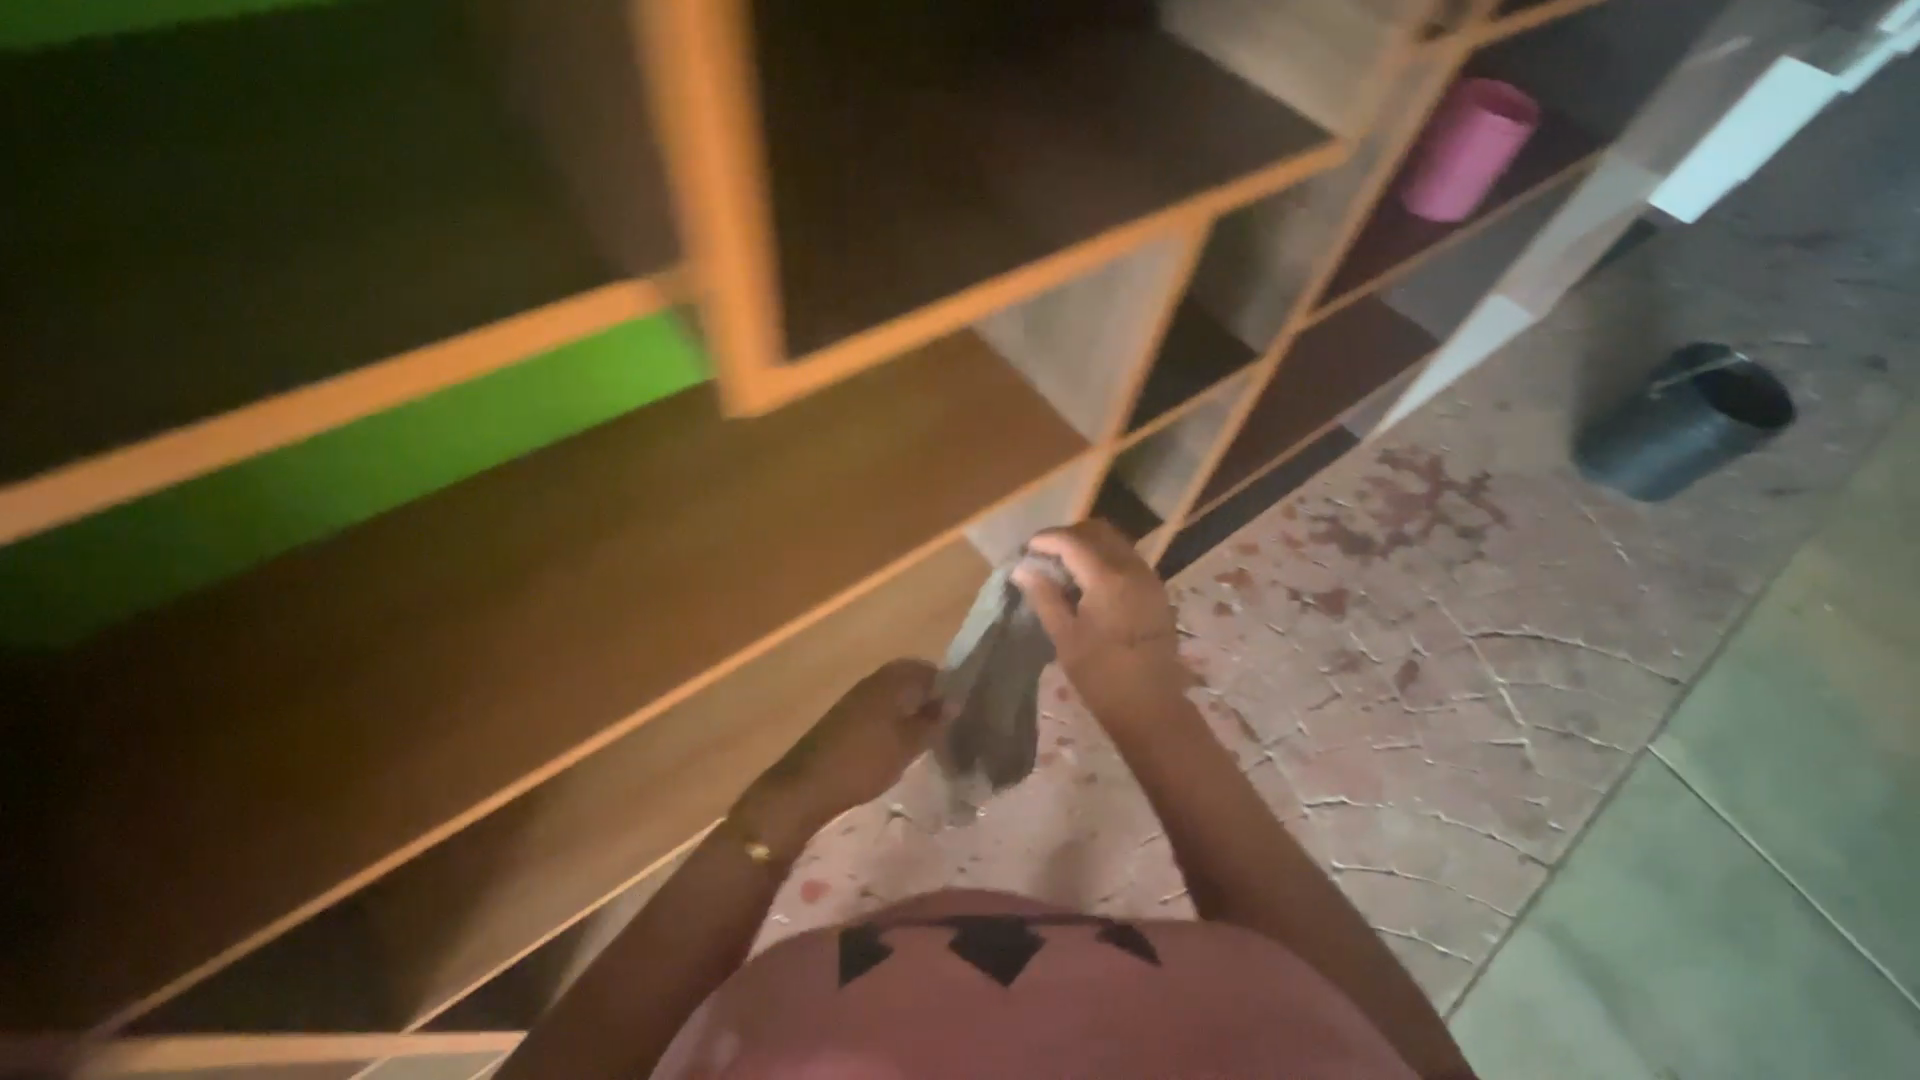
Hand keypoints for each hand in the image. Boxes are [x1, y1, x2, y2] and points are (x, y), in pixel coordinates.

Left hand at [734, 659, 941, 855]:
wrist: (808, 784)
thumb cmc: (864, 761)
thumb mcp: (908, 745)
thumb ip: (933, 721)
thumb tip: (954, 701)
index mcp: (892, 681)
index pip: (928, 669)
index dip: (948, 685)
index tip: (964, 708)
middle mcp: (874, 681)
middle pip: (910, 679)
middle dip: (930, 697)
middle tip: (948, 723)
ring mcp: (857, 698)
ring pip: (894, 694)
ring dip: (911, 709)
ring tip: (929, 736)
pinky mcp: (846, 717)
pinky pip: (880, 708)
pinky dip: (894, 719)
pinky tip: (901, 743)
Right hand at [1014, 522, 1191, 733]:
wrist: (1150, 705)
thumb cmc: (1101, 675)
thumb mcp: (1065, 636)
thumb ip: (1044, 596)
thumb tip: (1022, 569)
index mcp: (1108, 578)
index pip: (1073, 541)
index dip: (1047, 539)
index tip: (1027, 548)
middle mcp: (1133, 569)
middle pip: (1099, 531)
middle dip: (1069, 535)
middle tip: (1045, 554)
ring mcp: (1149, 578)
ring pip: (1116, 543)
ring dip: (1088, 545)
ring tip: (1064, 567)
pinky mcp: (1157, 591)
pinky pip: (1128, 559)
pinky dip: (1105, 559)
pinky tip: (1088, 582)